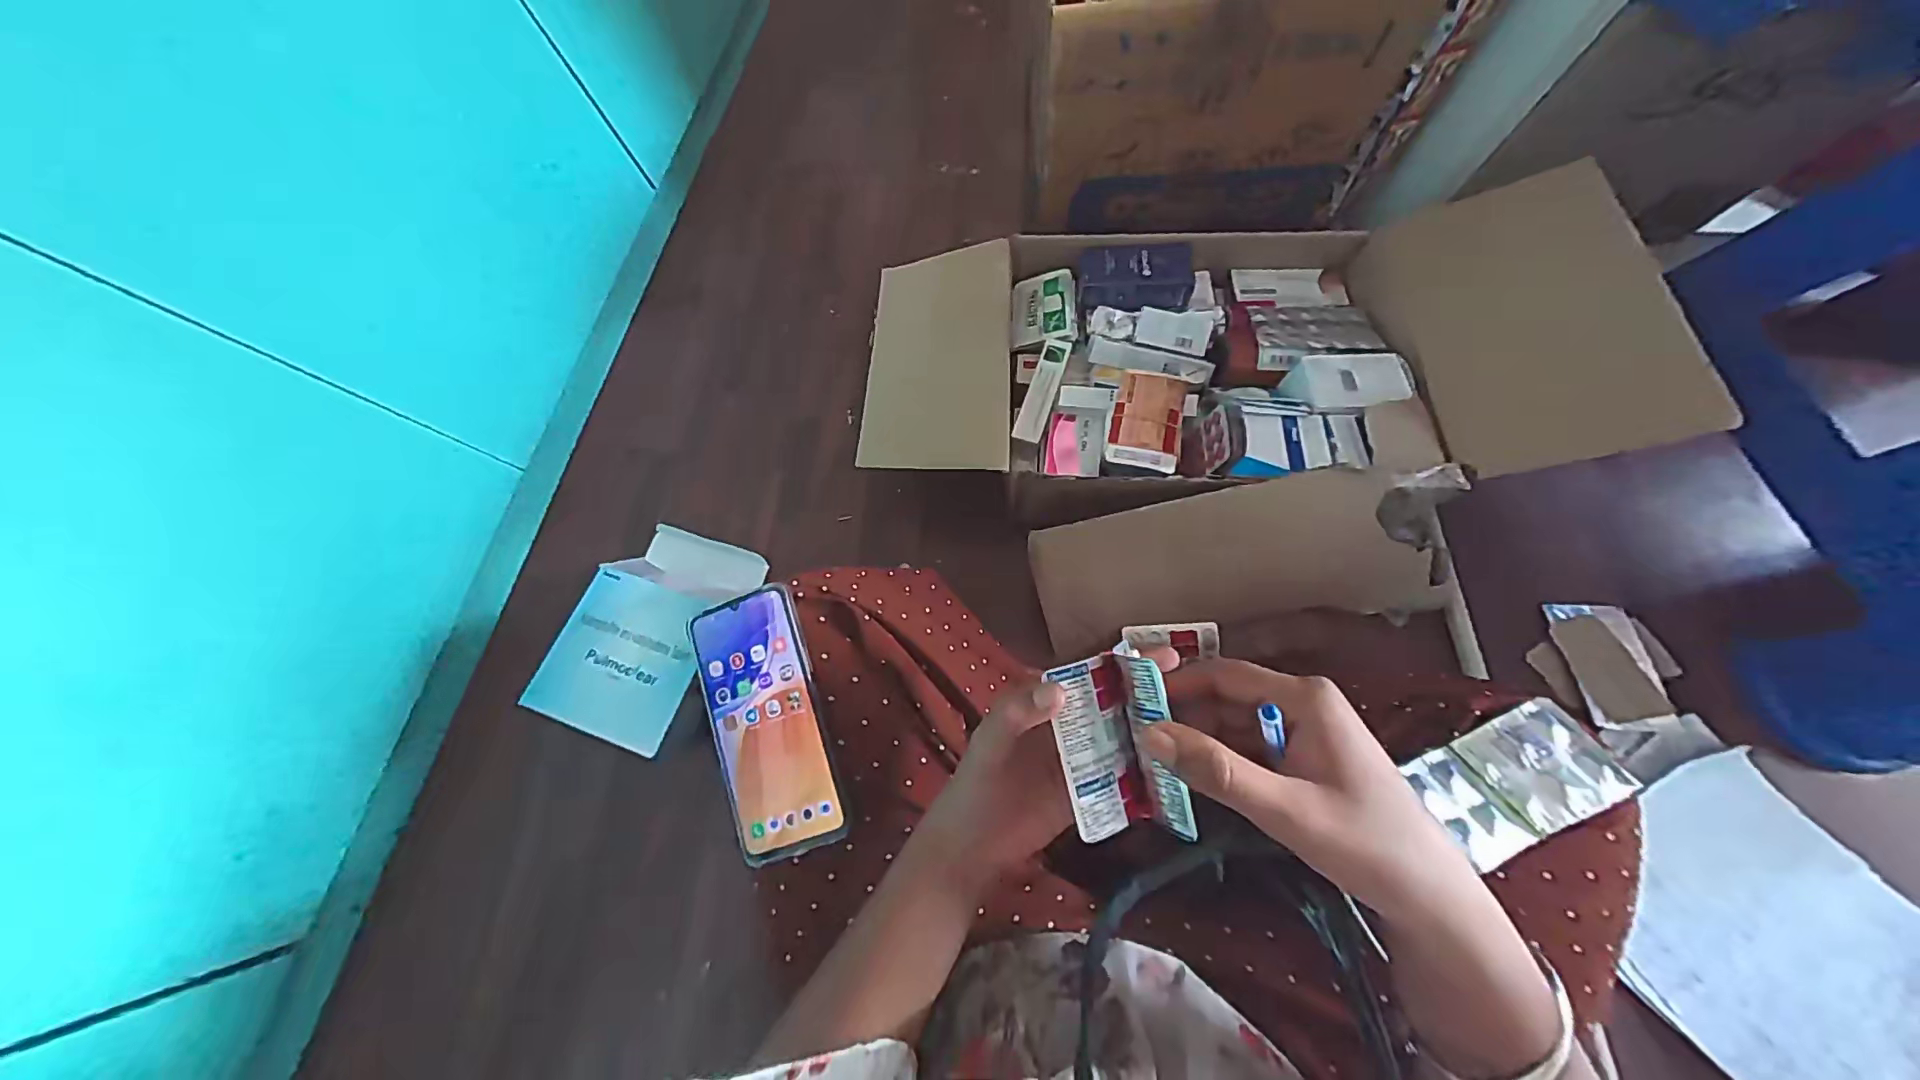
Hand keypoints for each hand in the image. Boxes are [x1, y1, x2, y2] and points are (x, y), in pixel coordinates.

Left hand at [914, 648, 1179, 892]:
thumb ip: (1016, 712)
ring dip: (1157, 730)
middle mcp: (1069, 726)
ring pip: (1125, 737)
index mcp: (1044, 703)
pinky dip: (1150, 772)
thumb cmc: (975, 786)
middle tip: (1195, 687)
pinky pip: (1126, 777)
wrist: (970, 849)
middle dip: (1150, 691)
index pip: (1088, 674)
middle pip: (1115, 702)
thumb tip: (1059, 687)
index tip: (1163, 655)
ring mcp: (1083, 761)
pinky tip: (1184, 771)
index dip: (1123, 662)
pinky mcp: (1092, 794)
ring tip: (1203, 725)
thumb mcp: (989, 743)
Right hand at [1135, 660, 1478, 922]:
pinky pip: (1248, 748)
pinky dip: (1219, 760)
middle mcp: (1302, 703)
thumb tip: (1150, 734)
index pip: (1223, 675)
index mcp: (1304, 698)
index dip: (1176, 684)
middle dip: (1183, 717)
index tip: (1134, 702)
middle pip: (1225, 698)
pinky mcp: (1302, 757)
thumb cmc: (1365, 844)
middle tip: (1138, 741)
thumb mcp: (1283, 808)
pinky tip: (1193, 778)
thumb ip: (1216, 770)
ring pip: (1233, 724)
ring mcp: (1303, 730)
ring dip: (1197, 741)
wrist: (1430, 897)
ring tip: (1156, 762)